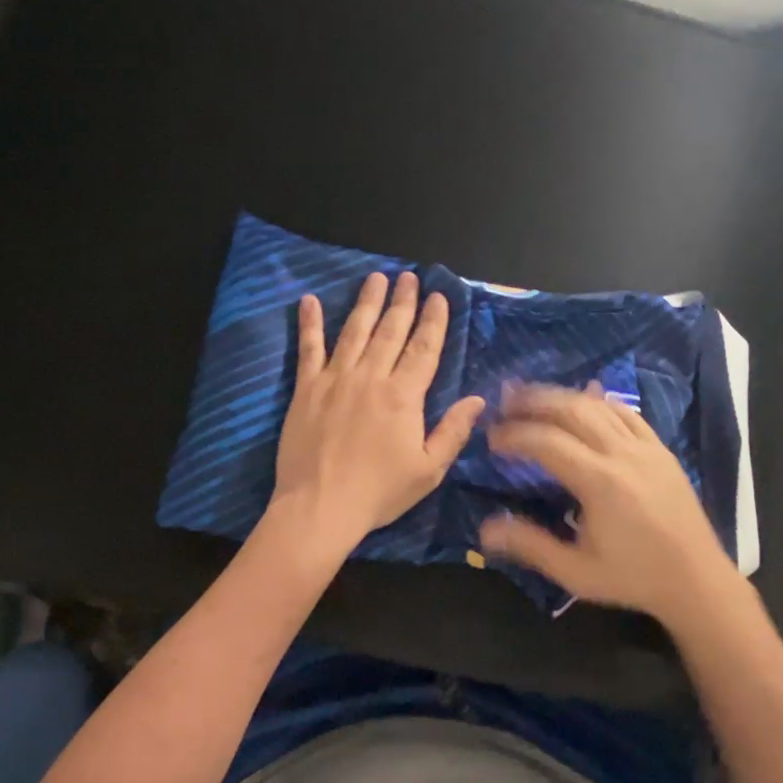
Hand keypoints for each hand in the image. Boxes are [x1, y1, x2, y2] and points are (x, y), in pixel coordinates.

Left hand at [271, 271, 485, 550]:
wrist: (320, 505)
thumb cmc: (379, 493)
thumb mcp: (428, 470)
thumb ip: (453, 431)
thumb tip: (476, 399)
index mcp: (404, 396)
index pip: (424, 349)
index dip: (433, 321)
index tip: (439, 296)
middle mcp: (371, 378)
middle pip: (390, 331)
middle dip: (402, 302)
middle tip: (409, 277)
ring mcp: (335, 380)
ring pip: (354, 331)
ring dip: (366, 302)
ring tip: (375, 278)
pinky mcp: (306, 390)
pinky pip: (308, 349)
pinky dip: (310, 323)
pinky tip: (309, 301)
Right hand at [479, 384, 738, 623]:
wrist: (695, 579)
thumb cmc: (632, 577)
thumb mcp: (575, 571)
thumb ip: (530, 545)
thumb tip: (485, 529)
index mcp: (600, 482)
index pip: (547, 443)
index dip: (514, 435)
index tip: (491, 439)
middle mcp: (623, 454)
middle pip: (572, 410)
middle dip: (534, 402)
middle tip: (504, 405)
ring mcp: (646, 448)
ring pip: (599, 405)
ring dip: (562, 397)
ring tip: (533, 398)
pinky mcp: (661, 450)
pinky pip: (627, 413)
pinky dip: (599, 402)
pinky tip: (583, 400)